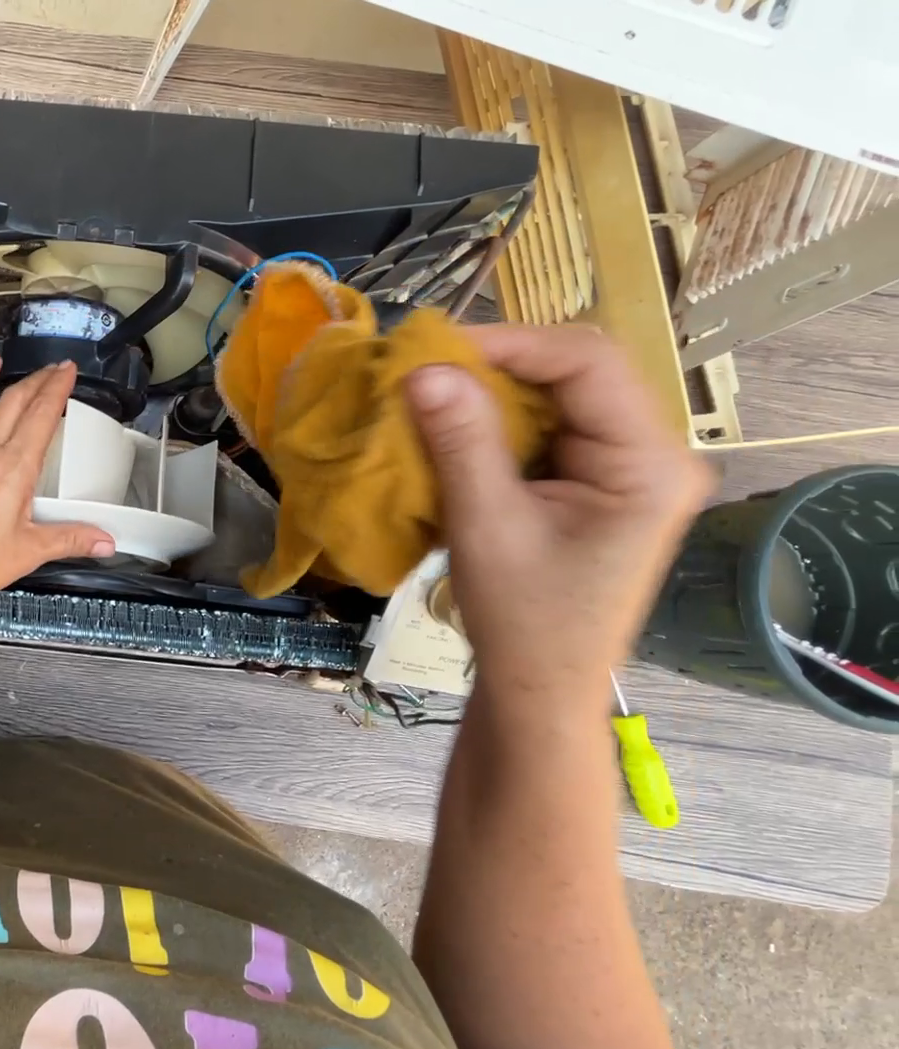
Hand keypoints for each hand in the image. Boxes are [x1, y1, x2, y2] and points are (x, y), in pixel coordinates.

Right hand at [404, 325, 712, 705]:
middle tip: (419, 374)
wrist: (539, 683)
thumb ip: (460, 443)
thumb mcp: (485, 526)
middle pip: (574, 374)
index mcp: (648, 460)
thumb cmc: (522, 617)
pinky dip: (490, 426)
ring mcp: (621, 468)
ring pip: (553, 400)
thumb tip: (422, 371)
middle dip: (494, 367)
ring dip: (487, 396)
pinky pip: (541, 432)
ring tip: (426, 400)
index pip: (588, 363)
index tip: (431, 352)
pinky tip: (449, 433)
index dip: (509, 344)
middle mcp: (649, 452)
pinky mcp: (590, 484)